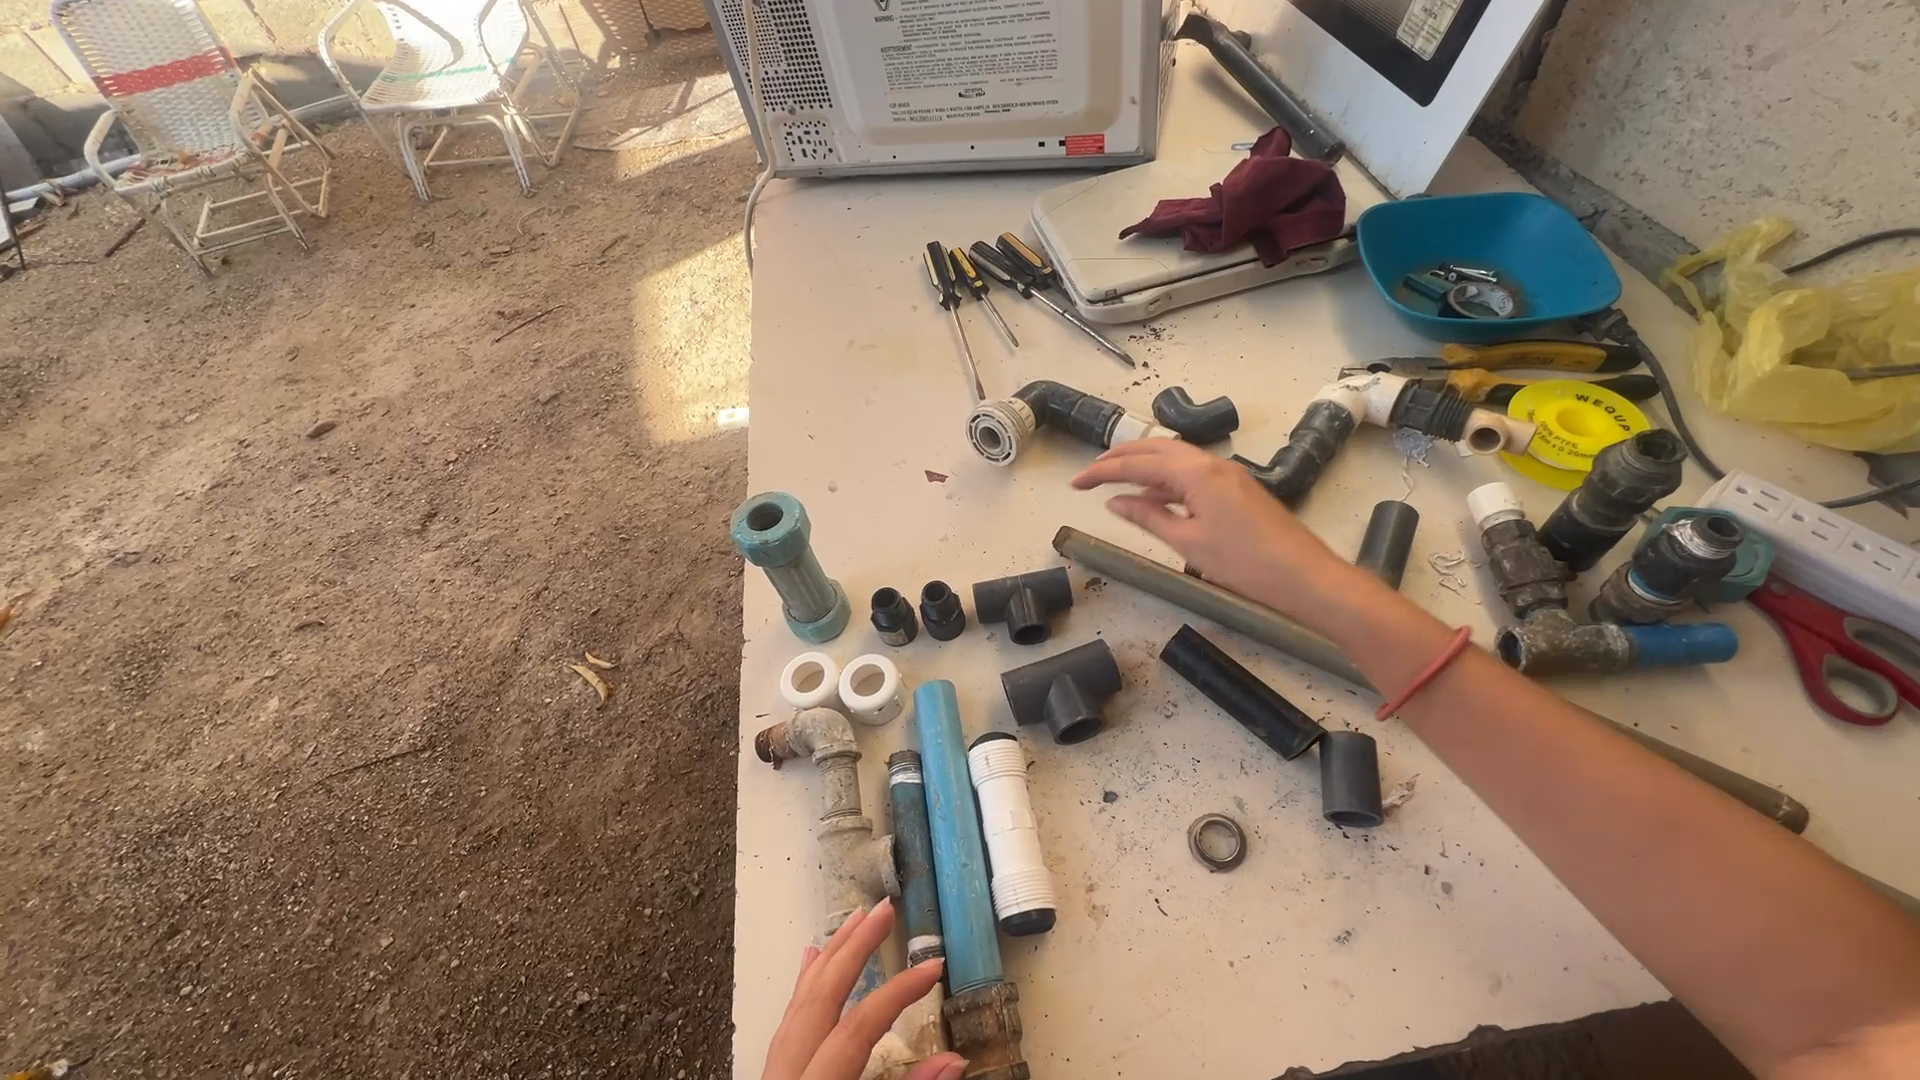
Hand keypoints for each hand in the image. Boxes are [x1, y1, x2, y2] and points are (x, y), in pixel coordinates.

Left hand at [762, 898, 965, 1079]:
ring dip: (832, 956)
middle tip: (885, 910)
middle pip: (822, 996)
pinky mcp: (772, 1069)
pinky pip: (787, 1017)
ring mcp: (774, 1067)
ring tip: (856, 920)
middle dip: (856, 948)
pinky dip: (805, 982)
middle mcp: (788, 1069)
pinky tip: (812, 957)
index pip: (859, 1027)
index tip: (933, 967)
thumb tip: (955, 1062)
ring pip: (801, 1000)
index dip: (898, 994)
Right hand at [1071, 439, 1359, 626]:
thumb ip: (1148, 517)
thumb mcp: (1187, 542)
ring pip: (1176, 459)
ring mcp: (1228, 474)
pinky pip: (1192, 473)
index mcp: (1197, 473)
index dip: (1103, 471)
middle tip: (1091, 472)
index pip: (1138, 463)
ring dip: (1143, 466)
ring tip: (1115, 481)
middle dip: (1120, 458)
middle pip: (1157, 449)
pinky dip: (1166, 480)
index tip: (1076, 482)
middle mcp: (1212, 464)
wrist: (1304, 577)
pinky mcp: (1237, 488)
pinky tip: (1154, 497)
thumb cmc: (1245, 564)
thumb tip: (1116, 502)